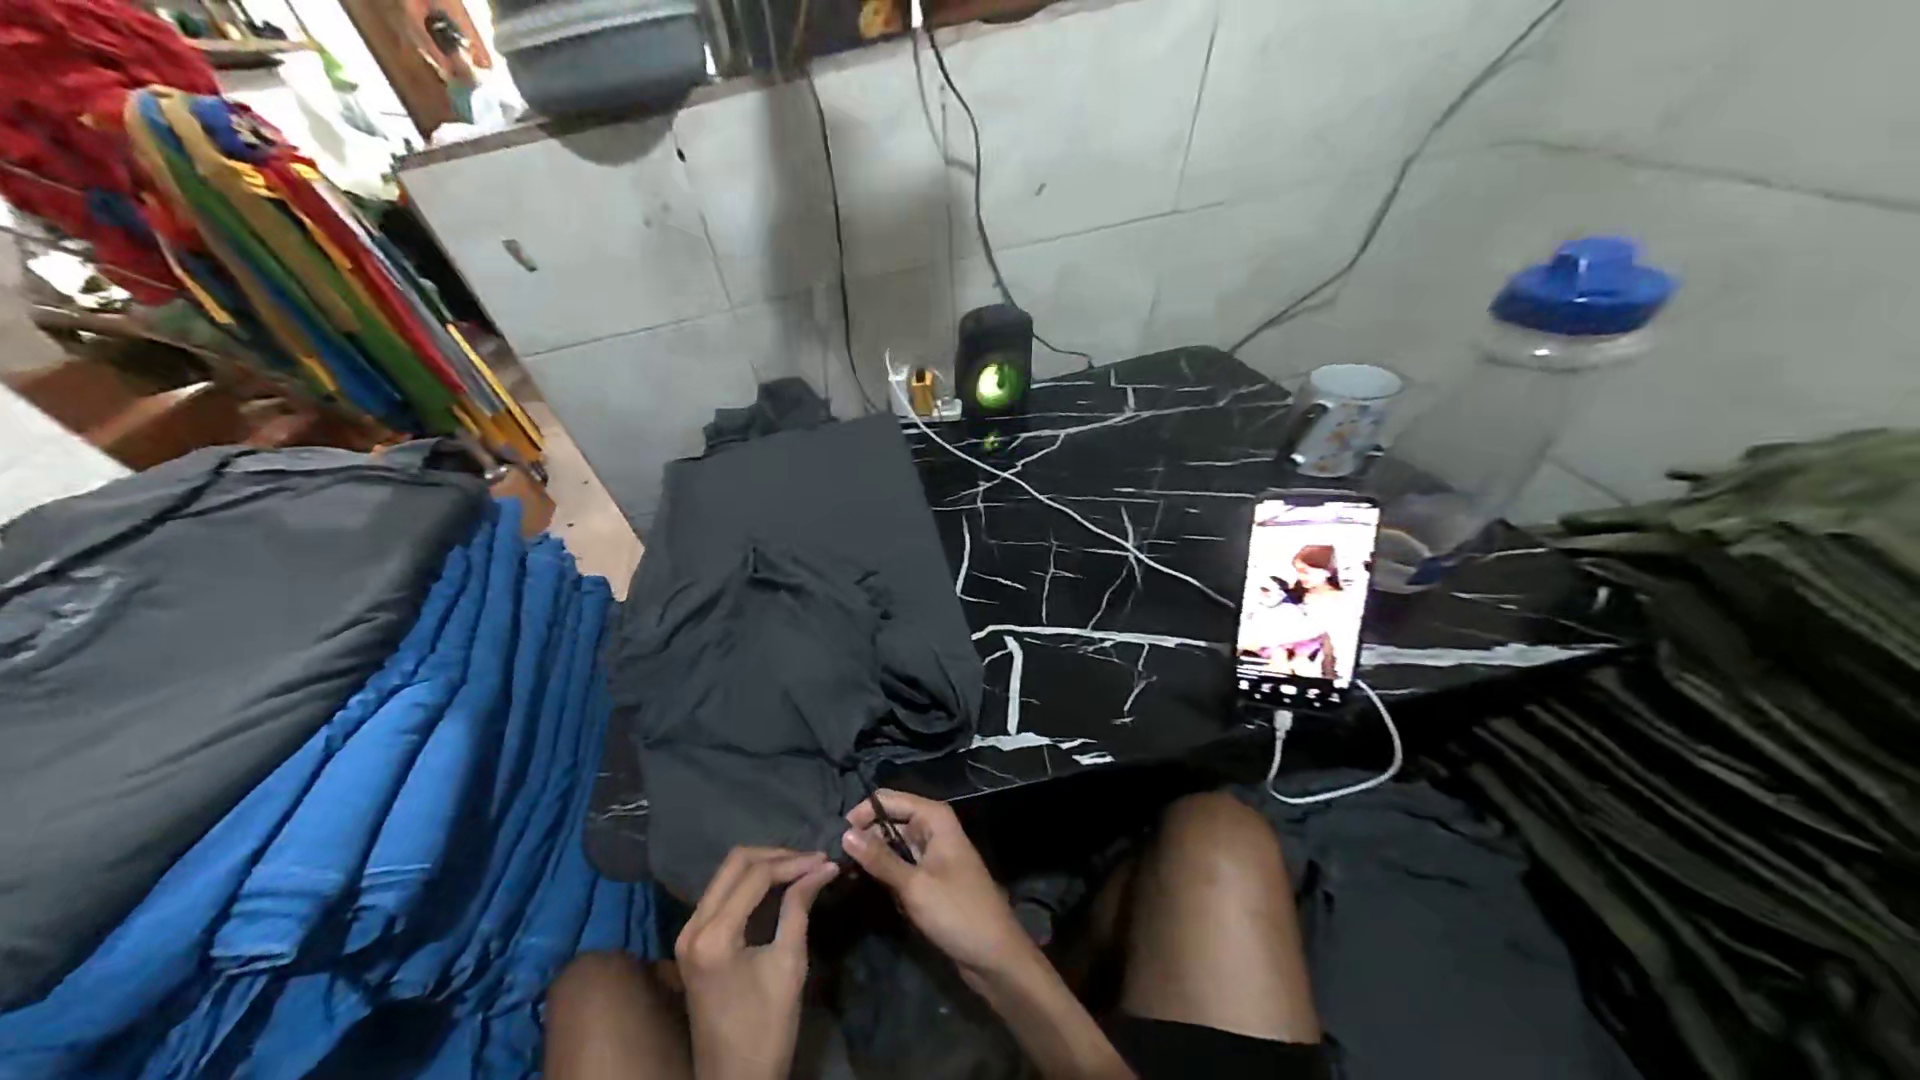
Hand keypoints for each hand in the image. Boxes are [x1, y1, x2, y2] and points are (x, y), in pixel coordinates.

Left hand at [675, 847, 838, 1079]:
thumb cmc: (766, 1029)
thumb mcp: (789, 964)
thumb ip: (800, 907)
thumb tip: (823, 867)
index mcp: (714, 935)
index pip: (756, 875)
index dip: (794, 862)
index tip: (826, 861)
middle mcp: (692, 926)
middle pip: (735, 863)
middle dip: (777, 856)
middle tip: (813, 861)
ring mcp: (688, 932)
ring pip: (727, 874)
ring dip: (764, 865)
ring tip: (802, 869)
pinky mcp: (693, 941)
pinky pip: (722, 893)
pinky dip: (751, 882)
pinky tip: (779, 885)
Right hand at [842, 790, 1037, 984]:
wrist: (995, 955)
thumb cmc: (958, 913)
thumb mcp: (914, 886)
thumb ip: (879, 858)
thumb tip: (845, 833)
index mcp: (934, 818)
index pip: (888, 799)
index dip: (862, 814)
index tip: (837, 839)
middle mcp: (933, 828)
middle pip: (889, 820)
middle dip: (864, 836)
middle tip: (835, 859)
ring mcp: (932, 853)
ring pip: (893, 843)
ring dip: (872, 856)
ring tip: (844, 872)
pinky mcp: (930, 877)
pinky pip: (901, 864)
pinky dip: (884, 872)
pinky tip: (864, 885)